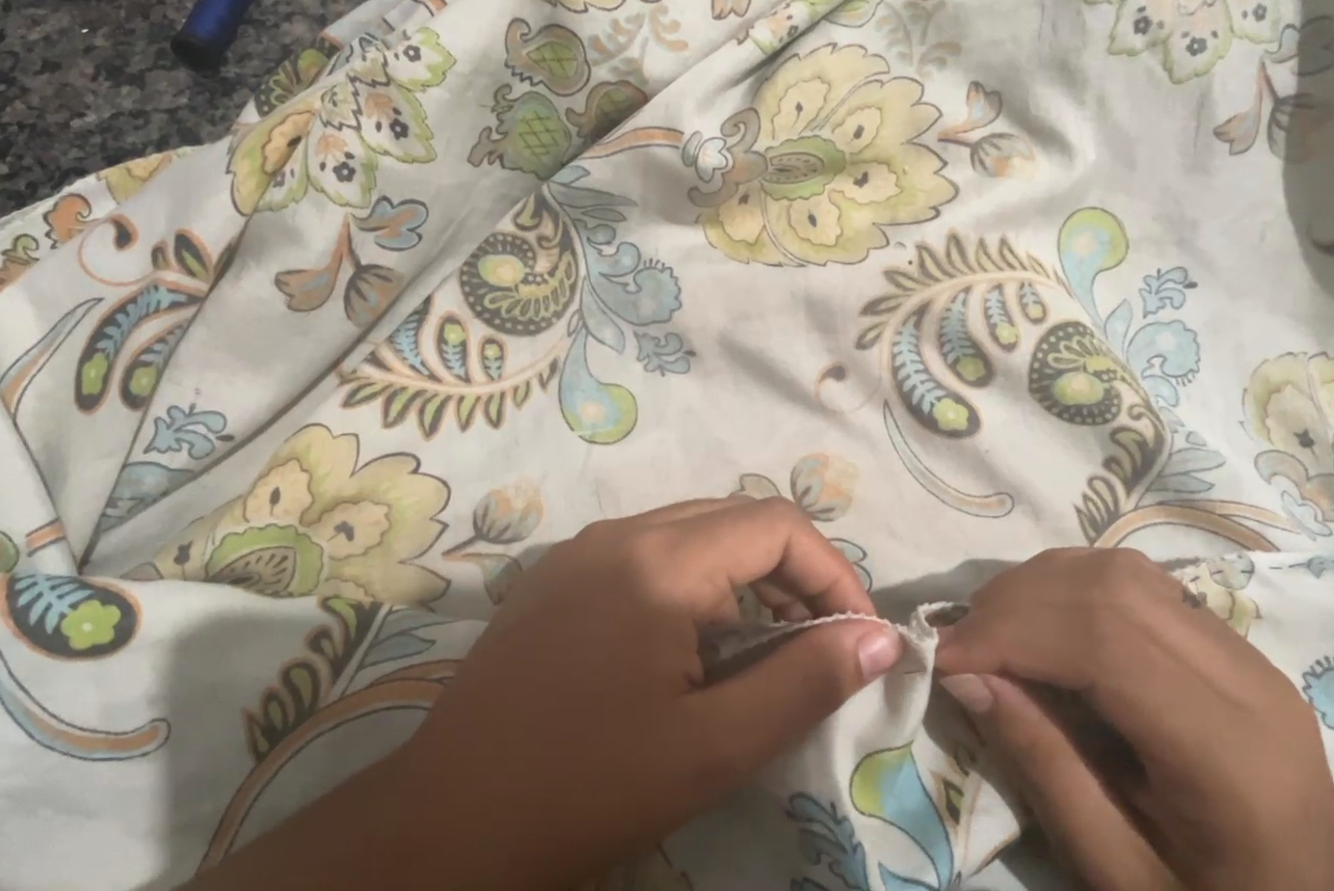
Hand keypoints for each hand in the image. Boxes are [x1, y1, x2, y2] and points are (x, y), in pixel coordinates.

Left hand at [196, 496, 900, 890]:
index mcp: (660, 560)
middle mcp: (619, 532)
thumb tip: (880, 638)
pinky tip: (686, 643)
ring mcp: (578, 550)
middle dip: (791, 570)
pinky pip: (643, 552)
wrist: (453, 817)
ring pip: (688, 531)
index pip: (776, 523)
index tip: (855, 640)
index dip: (832, 573)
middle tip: (816, 643)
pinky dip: (690, 581)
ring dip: (740, 575)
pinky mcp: (554, 578)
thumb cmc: (591, 784)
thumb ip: (806, 682)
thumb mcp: (714, 745)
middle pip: (733, 517)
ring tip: (760, 647)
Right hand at [933, 548, 1333, 890]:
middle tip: (956, 644)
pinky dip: (1075, 588)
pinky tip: (1043, 625)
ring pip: (1124, 572)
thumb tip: (964, 674)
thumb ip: (1042, 766)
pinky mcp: (1237, 653)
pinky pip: (1144, 587)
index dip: (1007, 633)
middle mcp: (1249, 682)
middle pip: (1111, 587)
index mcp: (1227, 750)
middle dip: (1014, 602)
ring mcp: (1249, 660)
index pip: (1102, 640)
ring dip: (1041, 586)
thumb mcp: (1115, 869)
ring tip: (991, 631)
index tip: (941, 660)